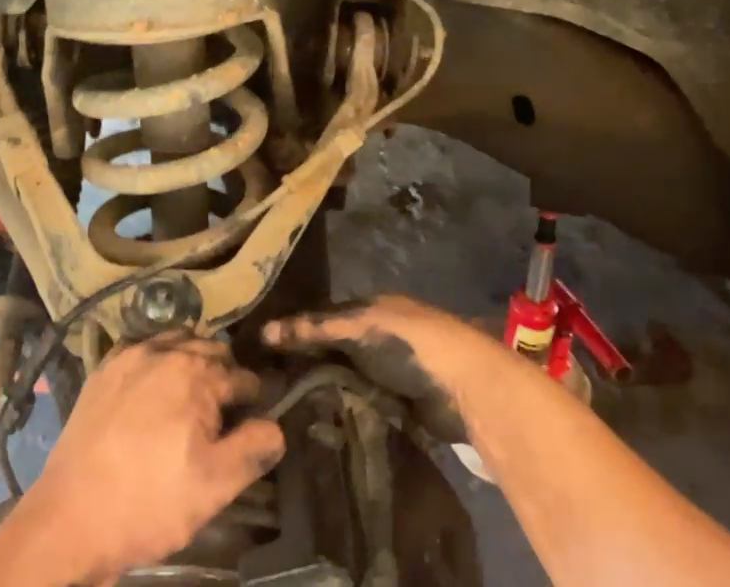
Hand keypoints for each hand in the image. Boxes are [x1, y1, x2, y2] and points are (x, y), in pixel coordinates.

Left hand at [0, 334, 285, 584]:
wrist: (69, 518)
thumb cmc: (149, 501)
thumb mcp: (216, 486)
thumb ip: (254, 448)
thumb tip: (275, 425)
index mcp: (195, 373)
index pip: (242, 377)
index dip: (254, 401)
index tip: (253, 423)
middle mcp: (162, 351)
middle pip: (210, 351)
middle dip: (224, 376)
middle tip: (224, 415)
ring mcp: (126, 358)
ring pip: (174, 343)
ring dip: (191, 362)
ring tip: (191, 399)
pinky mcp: (101, 372)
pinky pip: (140, 350)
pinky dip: (156, 360)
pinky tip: (153, 390)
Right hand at [262, 296, 503, 441]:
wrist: (466, 390)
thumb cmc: (411, 346)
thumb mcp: (359, 328)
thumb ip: (314, 329)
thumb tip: (263, 331)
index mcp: (376, 308)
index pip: (326, 316)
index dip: (297, 330)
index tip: (263, 351)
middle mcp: (382, 336)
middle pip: (335, 349)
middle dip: (308, 364)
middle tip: (267, 385)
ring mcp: (391, 372)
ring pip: (346, 379)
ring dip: (324, 391)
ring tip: (283, 408)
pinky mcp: (399, 405)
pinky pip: (361, 405)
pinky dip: (343, 411)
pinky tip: (315, 422)